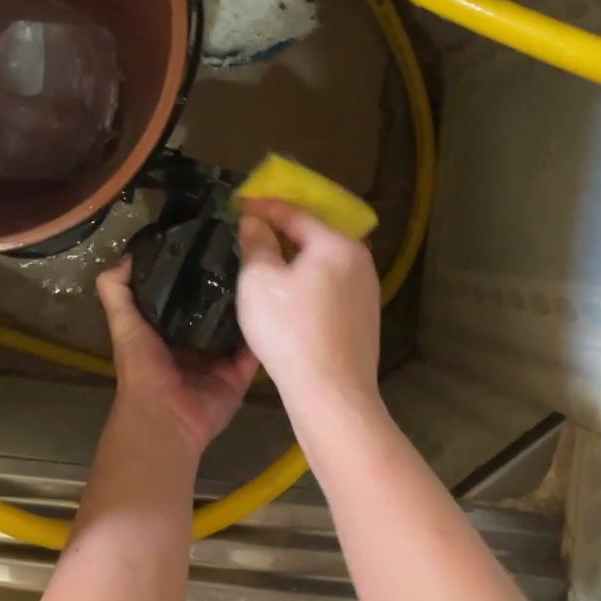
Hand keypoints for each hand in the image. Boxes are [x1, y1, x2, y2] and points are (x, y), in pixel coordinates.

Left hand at [95, 259, 259, 452]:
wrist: (164, 415)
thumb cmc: (141, 367)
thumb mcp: (123, 322)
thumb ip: (117, 291)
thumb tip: (129, 254)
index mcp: (166, 329)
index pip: (183, 293)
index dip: (192, 271)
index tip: (210, 240)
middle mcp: (194, 341)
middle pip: (214, 308)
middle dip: (226, 285)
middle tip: (246, 253)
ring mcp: (219, 358)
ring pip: (238, 326)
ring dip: (249, 305)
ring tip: (265, 272)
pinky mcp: (238, 374)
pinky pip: (255, 350)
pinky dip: (265, 333)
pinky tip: (276, 305)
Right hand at [236, 199, 383, 412]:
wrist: (330, 392)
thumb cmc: (289, 330)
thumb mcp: (258, 280)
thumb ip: (256, 242)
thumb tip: (255, 221)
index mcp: (337, 244)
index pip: (293, 213)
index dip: (261, 207)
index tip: (234, 207)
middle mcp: (359, 261)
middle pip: (311, 237)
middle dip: (278, 235)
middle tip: (245, 238)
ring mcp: (366, 291)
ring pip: (320, 264)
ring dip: (292, 262)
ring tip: (262, 268)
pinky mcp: (363, 318)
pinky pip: (328, 288)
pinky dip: (305, 285)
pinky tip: (286, 301)